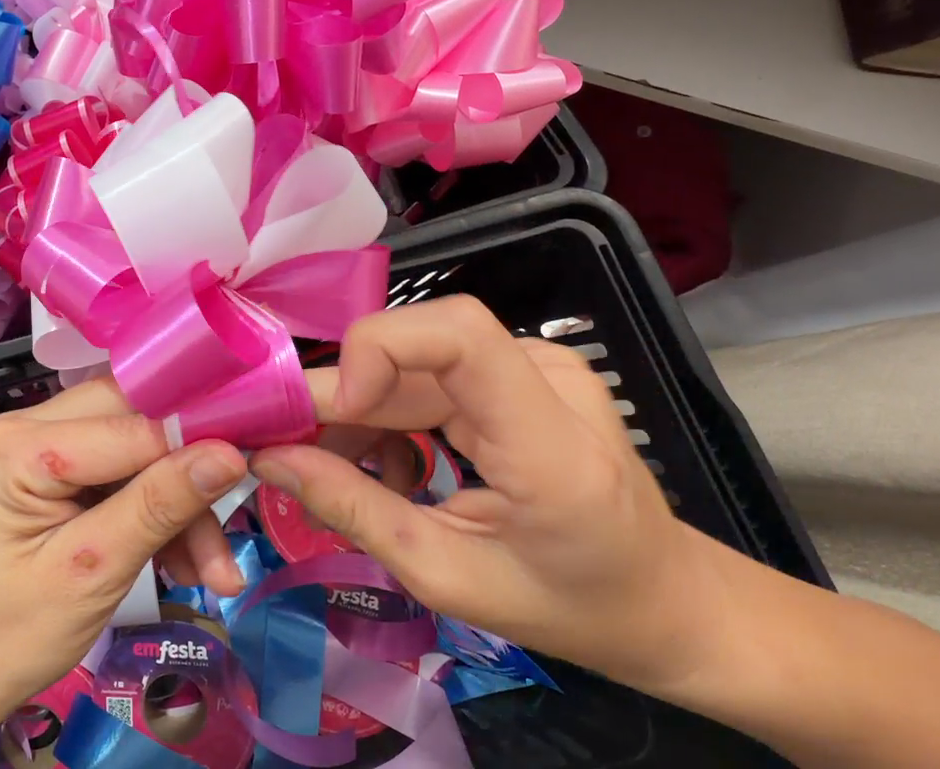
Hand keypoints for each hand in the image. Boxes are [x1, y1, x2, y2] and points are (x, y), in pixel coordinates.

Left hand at [0, 379, 248, 739]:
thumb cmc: (14, 631)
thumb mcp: (92, 571)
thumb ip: (158, 505)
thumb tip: (229, 453)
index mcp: (20, 445)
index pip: (129, 422)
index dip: (194, 440)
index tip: (253, 467)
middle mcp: (26, 426)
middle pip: (135, 422)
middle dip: (188, 477)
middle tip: (229, 531)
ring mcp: (40, 445)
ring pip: (138, 448)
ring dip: (180, 506)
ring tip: (214, 575)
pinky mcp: (57, 469)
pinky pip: (124, 472)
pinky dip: (158, 514)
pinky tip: (185, 564)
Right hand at [251, 296, 732, 692]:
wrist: (672, 603)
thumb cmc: (572, 606)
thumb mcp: (449, 578)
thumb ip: (354, 510)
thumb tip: (267, 458)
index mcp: (549, 444)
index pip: (457, 333)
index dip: (376, 349)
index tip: (330, 411)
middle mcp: (547, 383)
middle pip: (415, 351)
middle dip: (339, 396)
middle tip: (282, 447)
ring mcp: (538, 371)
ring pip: (410, 362)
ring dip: (357, 411)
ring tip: (332, 471)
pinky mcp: (520, 375)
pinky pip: (429, 376)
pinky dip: (388, 415)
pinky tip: (386, 467)